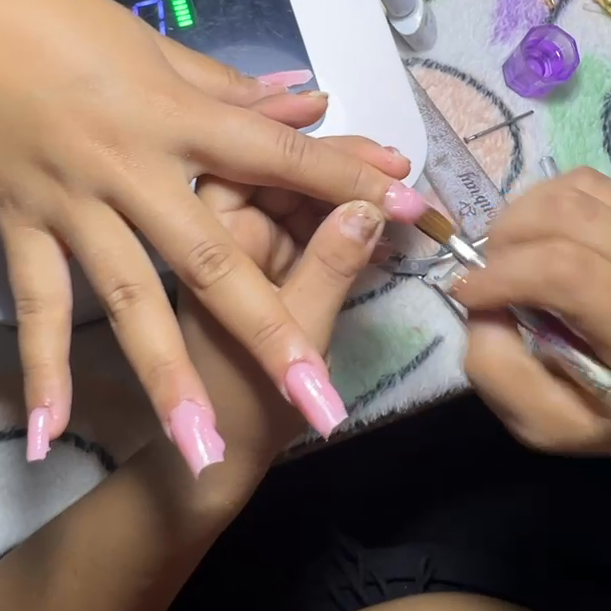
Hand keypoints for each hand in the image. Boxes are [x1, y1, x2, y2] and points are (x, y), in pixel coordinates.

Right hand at [0, 0, 422, 473]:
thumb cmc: (51, 11)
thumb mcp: (150, 45)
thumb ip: (226, 90)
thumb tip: (303, 104)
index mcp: (174, 114)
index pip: (279, 155)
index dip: (347, 180)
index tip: (410, 210)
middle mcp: (131, 168)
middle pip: (214, 258)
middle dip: (271, 331)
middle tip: (321, 399)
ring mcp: (70, 203)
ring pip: (127, 301)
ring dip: (165, 379)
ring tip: (202, 451)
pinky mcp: (14, 221)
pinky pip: (33, 304)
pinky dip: (38, 369)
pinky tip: (46, 437)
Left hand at [167, 144, 393, 474]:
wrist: (222, 452)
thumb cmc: (249, 396)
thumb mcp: (300, 329)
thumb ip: (332, 264)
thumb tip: (372, 205)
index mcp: (210, 230)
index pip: (266, 167)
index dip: (328, 158)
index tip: (386, 164)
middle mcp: (219, 221)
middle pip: (284, 170)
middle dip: (343, 164)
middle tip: (401, 165)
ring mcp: (246, 238)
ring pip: (299, 193)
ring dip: (348, 187)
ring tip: (400, 183)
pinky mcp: (267, 257)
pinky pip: (306, 224)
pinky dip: (343, 218)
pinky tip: (380, 215)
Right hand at [453, 168, 610, 454]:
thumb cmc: (601, 415)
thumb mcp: (542, 426)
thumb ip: (501, 373)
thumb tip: (481, 306)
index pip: (569, 272)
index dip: (503, 273)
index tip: (464, 292)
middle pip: (569, 216)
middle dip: (505, 238)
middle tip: (487, 274)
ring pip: (574, 191)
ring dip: (520, 215)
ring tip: (509, 255)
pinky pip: (586, 182)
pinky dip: (543, 202)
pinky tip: (540, 237)